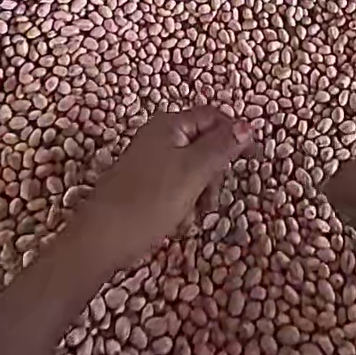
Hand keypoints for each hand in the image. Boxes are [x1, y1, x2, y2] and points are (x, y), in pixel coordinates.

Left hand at [70, 108, 253, 268]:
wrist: (101, 238)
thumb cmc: (150, 200)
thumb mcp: (193, 172)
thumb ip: (221, 147)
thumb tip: (248, 125)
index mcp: (170, 125)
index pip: (213, 117)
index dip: (235, 134)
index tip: (254, 159)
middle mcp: (159, 136)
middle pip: (205, 143)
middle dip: (214, 172)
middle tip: (210, 198)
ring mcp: (150, 159)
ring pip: (193, 168)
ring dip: (201, 190)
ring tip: (193, 214)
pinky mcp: (145, 182)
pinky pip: (178, 184)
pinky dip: (185, 200)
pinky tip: (178, 219)